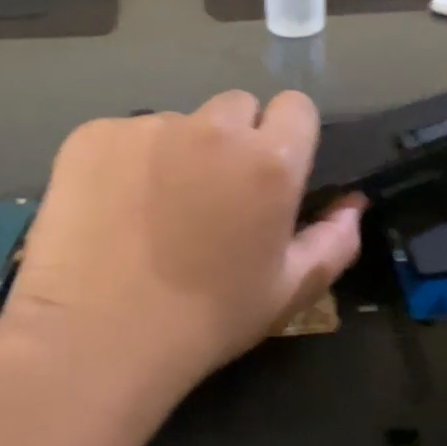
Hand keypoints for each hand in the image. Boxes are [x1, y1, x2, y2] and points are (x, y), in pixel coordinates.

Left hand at [0, 91, 365, 388]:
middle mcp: (212, 127)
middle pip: (235, 107)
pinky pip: (122, 136)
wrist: (98, 338)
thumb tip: (353, 204)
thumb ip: (334, 240)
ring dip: (176, 152)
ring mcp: (147, 126)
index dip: (285, 137)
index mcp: (269, 160)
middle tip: (210, 196)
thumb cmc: (207, 320)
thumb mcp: (288, 291)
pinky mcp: (93, 135)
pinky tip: (110, 210)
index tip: (268, 173)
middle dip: (232, 139)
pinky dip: (123, 162)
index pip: (295, 107)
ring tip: (151, 212)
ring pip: (176, 123)